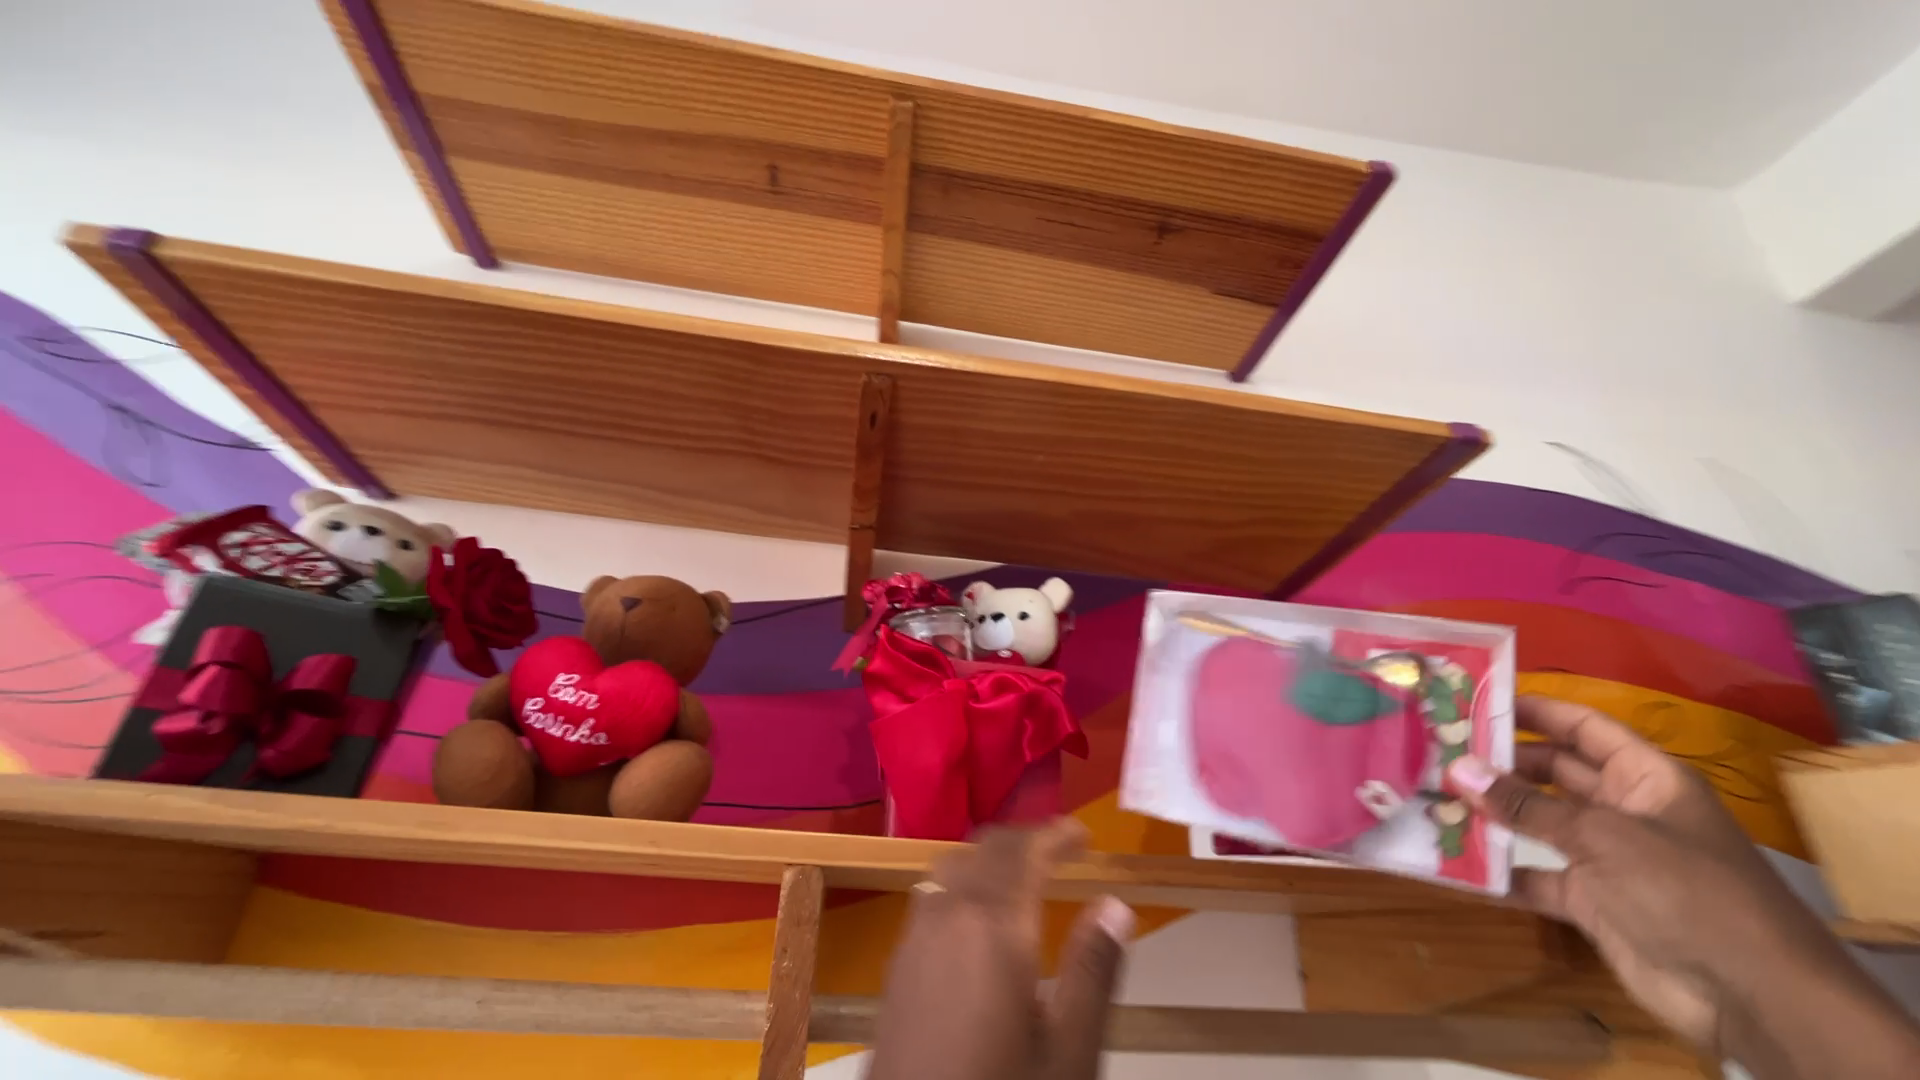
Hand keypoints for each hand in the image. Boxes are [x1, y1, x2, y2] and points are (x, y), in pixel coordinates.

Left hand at [866, 819, 1135, 1079]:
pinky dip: (963, 882)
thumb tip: (1114, 906)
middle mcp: (949, 916)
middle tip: (1062, 852)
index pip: (1025, 852)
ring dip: (990, 858)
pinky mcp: (898, 963)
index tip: (1084, 836)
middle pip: (986, 849)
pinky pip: (932, 895)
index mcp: (996, 928)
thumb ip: (1092, 971)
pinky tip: (979, 918)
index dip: (1055, 835)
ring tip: (1025, 876)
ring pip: (953, 866)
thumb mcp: (1068, 1052)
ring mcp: (916, 937)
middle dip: (1025, 841)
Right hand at [1444, 696, 1899, 1062]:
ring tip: (1431, 796)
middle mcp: (1625, 810)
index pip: (1585, 728)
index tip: (1476, 702)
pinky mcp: (1591, 900)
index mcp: (1646, 779)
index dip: (1536, 711)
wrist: (1750, 996)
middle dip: (1501, 762)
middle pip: (1553, 772)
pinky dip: (1498, 869)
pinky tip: (1452, 860)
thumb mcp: (1603, 837)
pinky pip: (1534, 875)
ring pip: (1538, 822)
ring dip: (1492, 813)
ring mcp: (1608, 857)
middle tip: (1438, 750)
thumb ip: (1526, 805)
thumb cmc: (1687, 891)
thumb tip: (1458, 768)